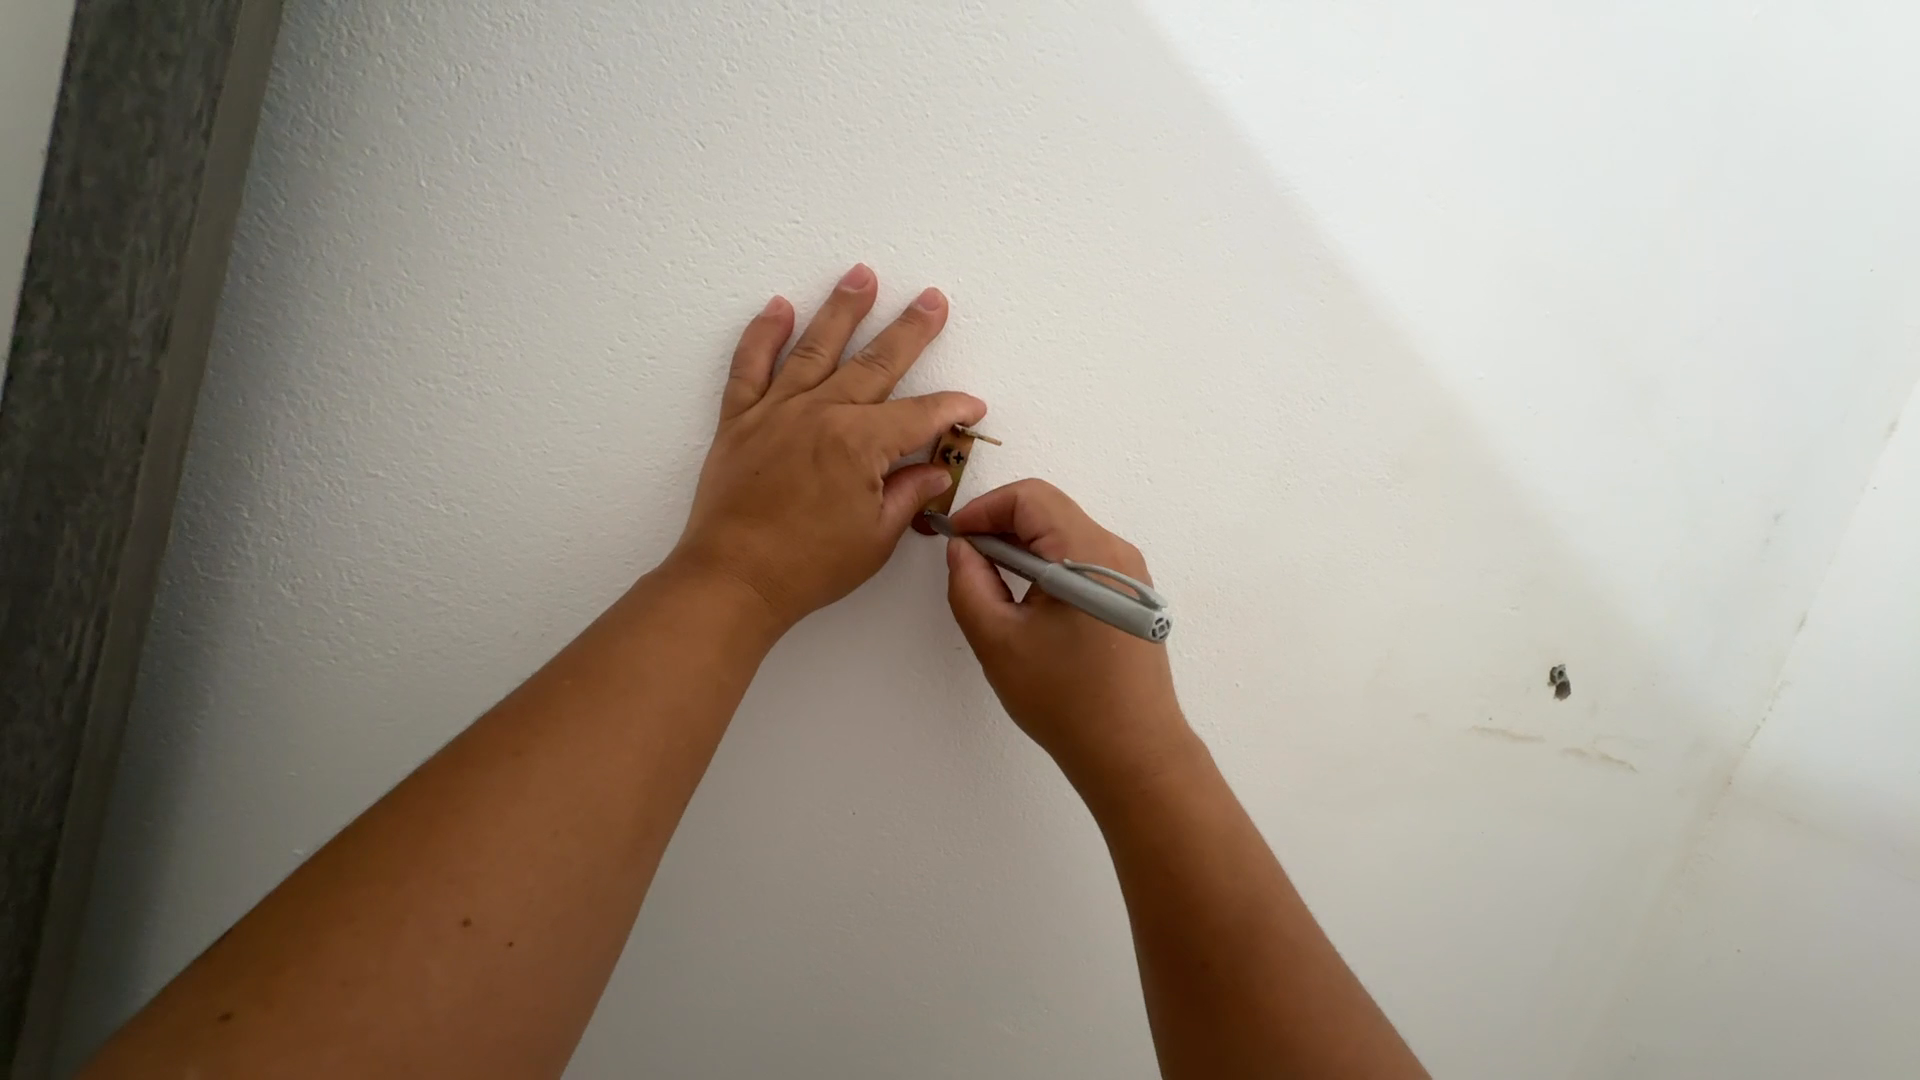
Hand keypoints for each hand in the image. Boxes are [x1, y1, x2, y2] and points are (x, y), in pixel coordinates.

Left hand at [671, 264, 984, 628]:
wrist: (734, 579)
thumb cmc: (805, 566)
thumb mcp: (875, 538)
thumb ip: (908, 495)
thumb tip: (933, 472)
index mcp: (860, 444)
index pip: (920, 415)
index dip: (952, 409)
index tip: (971, 406)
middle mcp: (820, 414)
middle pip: (876, 362)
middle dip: (910, 330)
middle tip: (931, 300)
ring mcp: (777, 412)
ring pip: (816, 348)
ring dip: (843, 310)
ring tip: (862, 277)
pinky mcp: (740, 421)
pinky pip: (750, 366)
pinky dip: (762, 334)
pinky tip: (777, 308)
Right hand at [945, 480, 1189, 783]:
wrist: (1132, 752)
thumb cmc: (1066, 700)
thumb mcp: (998, 640)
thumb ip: (968, 583)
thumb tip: (961, 548)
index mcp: (1088, 553)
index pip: (1030, 497)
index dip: (985, 508)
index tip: (956, 537)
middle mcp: (1116, 552)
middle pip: (1049, 511)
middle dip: (1001, 527)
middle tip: (968, 561)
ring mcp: (1130, 573)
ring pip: (1065, 535)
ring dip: (1023, 548)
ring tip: (993, 585)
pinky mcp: (1131, 595)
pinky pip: (1082, 559)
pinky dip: (1047, 565)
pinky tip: (1027, 602)